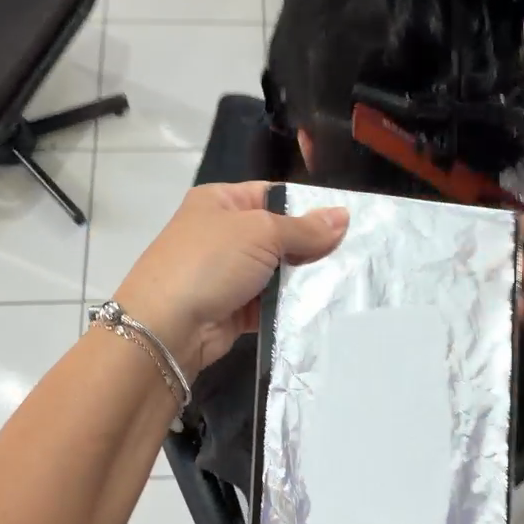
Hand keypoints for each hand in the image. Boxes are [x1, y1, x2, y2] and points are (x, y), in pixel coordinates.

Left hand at [113, 182, 348, 379]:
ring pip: (279, 274)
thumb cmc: (209, 263)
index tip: (349, 222)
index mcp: (222, 202)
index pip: (274, 196)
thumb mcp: (260, 233)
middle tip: (356, 257)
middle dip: (313, 248)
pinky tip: (324, 310)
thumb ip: (304, 228)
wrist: (166, 327)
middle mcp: (224, 235)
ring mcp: (229, 275)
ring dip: (305, 281)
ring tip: (348, 284)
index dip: (309, 207)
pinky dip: (293, 308)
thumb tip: (344, 216)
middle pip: (281, 236)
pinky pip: (273, 305)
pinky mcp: (235, 310)